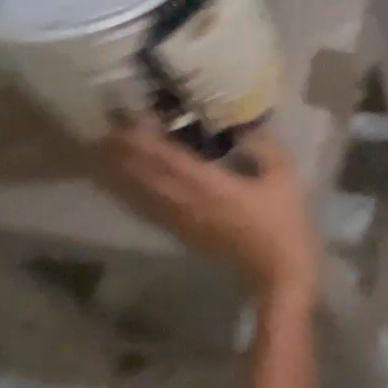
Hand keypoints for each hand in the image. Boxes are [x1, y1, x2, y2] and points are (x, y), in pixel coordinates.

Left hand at [100, 117, 320, 303]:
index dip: (144, 137)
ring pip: (142, 193)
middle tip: (105, 127)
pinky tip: (121, 185)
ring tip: (103, 151)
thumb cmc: (285, 221)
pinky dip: (131, 195)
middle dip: (124, 151)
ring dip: (121, 172)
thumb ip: (262, 145)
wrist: (279, 271)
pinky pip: (149, 211)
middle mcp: (186, 202)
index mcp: (209, 185)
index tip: (127, 115)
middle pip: (145, 174)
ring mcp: (181, 220)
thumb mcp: (283, 176)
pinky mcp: (183, 233)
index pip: (167, 158)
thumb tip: (241, 122)